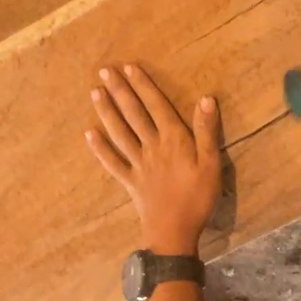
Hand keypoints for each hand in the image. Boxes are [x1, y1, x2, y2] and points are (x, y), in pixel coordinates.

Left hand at [86, 63, 222, 255]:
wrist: (174, 233)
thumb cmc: (198, 198)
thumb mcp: (211, 164)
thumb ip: (207, 131)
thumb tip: (206, 98)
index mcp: (173, 140)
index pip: (156, 106)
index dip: (143, 86)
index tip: (129, 67)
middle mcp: (151, 146)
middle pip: (133, 114)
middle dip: (119, 91)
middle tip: (104, 71)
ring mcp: (137, 164)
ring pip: (119, 133)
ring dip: (106, 112)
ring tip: (95, 93)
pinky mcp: (130, 181)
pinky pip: (112, 162)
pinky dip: (99, 148)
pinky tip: (89, 134)